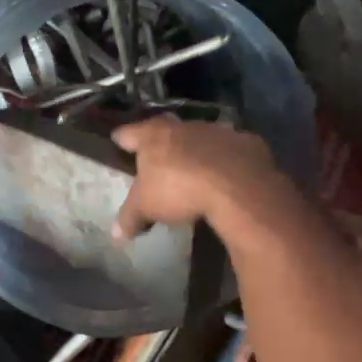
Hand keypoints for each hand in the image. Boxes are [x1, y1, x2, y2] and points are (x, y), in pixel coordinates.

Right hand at [110, 116, 294, 242]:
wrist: (238, 186)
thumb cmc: (178, 190)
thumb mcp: (145, 209)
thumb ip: (129, 218)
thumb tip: (115, 234)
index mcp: (154, 136)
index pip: (129, 132)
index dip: (122, 138)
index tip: (117, 140)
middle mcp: (184, 126)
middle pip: (166, 129)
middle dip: (160, 141)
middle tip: (155, 155)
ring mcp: (218, 131)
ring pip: (199, 137)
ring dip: (194, 149)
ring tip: (191, 168)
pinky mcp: (246, 142)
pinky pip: (228, 150)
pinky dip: (223, 160)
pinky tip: (223, 176)